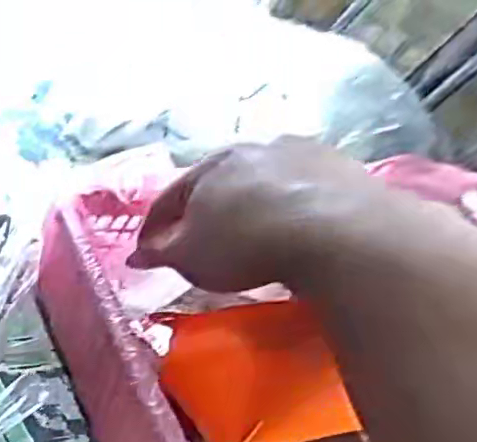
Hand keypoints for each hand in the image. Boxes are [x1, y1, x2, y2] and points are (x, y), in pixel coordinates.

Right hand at [129, 137, 398, 292]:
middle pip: (214, 184)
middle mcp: (253, 148)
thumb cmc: (241, 245)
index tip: (146, 251)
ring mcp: (301, 150)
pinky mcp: (339, 164)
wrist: (336, 233)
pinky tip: (277, 230)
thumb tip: (137, 255)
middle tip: (190, 241)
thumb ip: (157, 254)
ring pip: (256, 183)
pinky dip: (278, 207)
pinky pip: (293, 189)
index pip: (166, 199)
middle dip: (198, 212)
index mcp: (208, 167)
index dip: (150, 228)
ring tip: (237, 235)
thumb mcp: (184, 258)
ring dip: (241, 206)